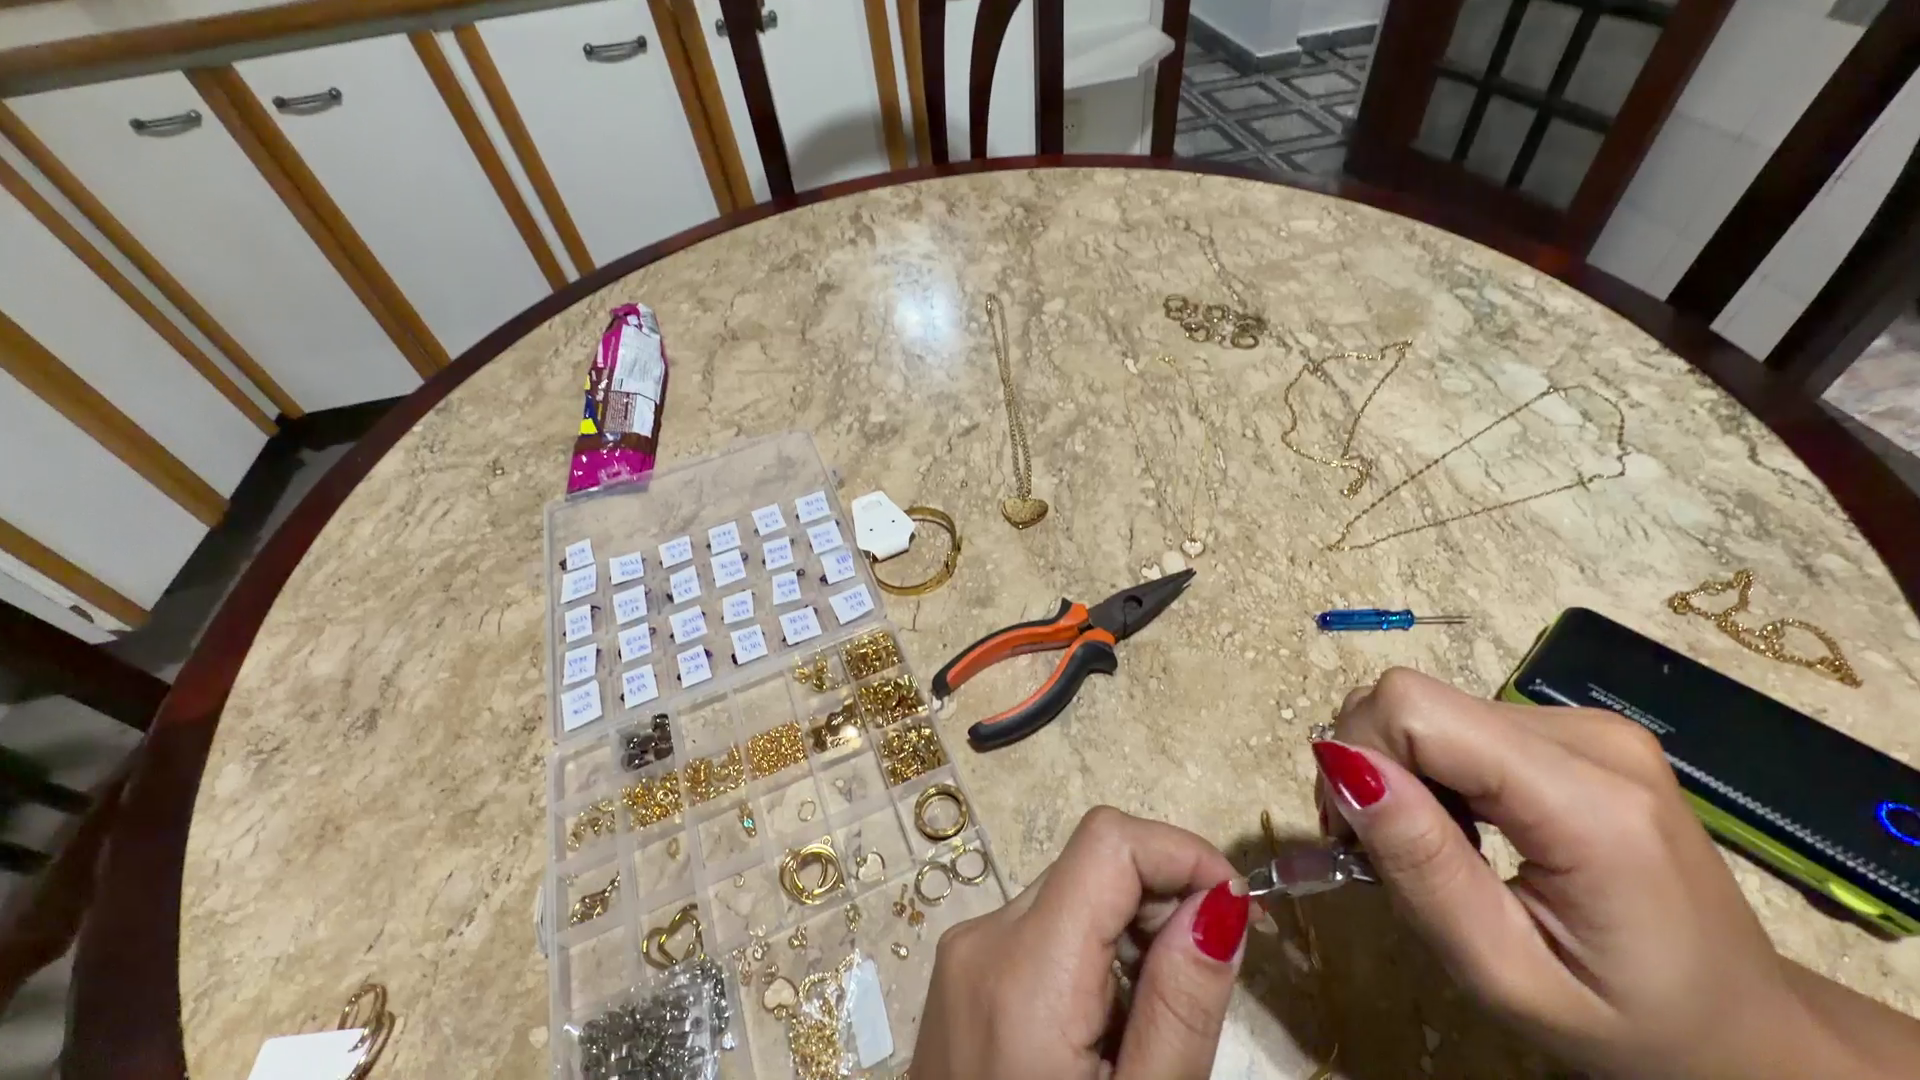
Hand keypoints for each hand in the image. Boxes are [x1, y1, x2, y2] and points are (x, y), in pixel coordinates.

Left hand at [913, 807, 1249, 1079]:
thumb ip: (1180, 1005)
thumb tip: (1223, 900)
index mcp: (1022, 968)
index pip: (1108, 840)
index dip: (1184, 854)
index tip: (1239, 914)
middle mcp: (983, 936)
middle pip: (1092, 865)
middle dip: (1166, 900)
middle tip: (1210, 983)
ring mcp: (966, 952)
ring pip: (1072, 894)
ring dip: (1133, 931)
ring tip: (1155, 1020)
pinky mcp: (964, 972)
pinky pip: (1045, 929)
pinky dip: (1095, 952)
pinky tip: (1110, 1024)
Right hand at [1307, 668, 1919, 1079]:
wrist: (1741, 1023)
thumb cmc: (1622, 1020)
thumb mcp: (1503, 974)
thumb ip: (1422, 866)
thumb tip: (1341, 764)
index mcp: (1589, 802)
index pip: (1416, 708)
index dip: (1358, 755)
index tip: (1354, 833)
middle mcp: (1590, 736)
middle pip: (1415, 699)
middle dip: (1369, 766)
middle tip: (1382, 850)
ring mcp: (1589, 726)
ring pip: (1428, 707)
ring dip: (1398, 771)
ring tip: (1431, 847)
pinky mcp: (1578, 729)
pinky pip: (1458, 721)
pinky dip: (1431, 767)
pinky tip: (1461, 825)